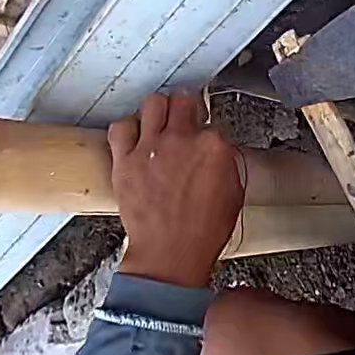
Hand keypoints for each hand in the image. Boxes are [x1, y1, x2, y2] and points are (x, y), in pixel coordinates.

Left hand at [109, 90, 245, 288]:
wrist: (171, 254)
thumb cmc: (203, 231)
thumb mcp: (234, 192)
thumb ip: (227, 162)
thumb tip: (220, 152)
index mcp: (214, 147)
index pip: (213, 122)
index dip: (209, 130)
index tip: (206, 137)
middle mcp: (182, 140)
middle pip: (184, 100)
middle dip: (187, 107)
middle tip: (186, 117)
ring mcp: (152, 147)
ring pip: (154, 102)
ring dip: (159, 110)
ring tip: (160, 121)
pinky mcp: (126, 160)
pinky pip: (121, 127)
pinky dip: (127, 128)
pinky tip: (135, 137)